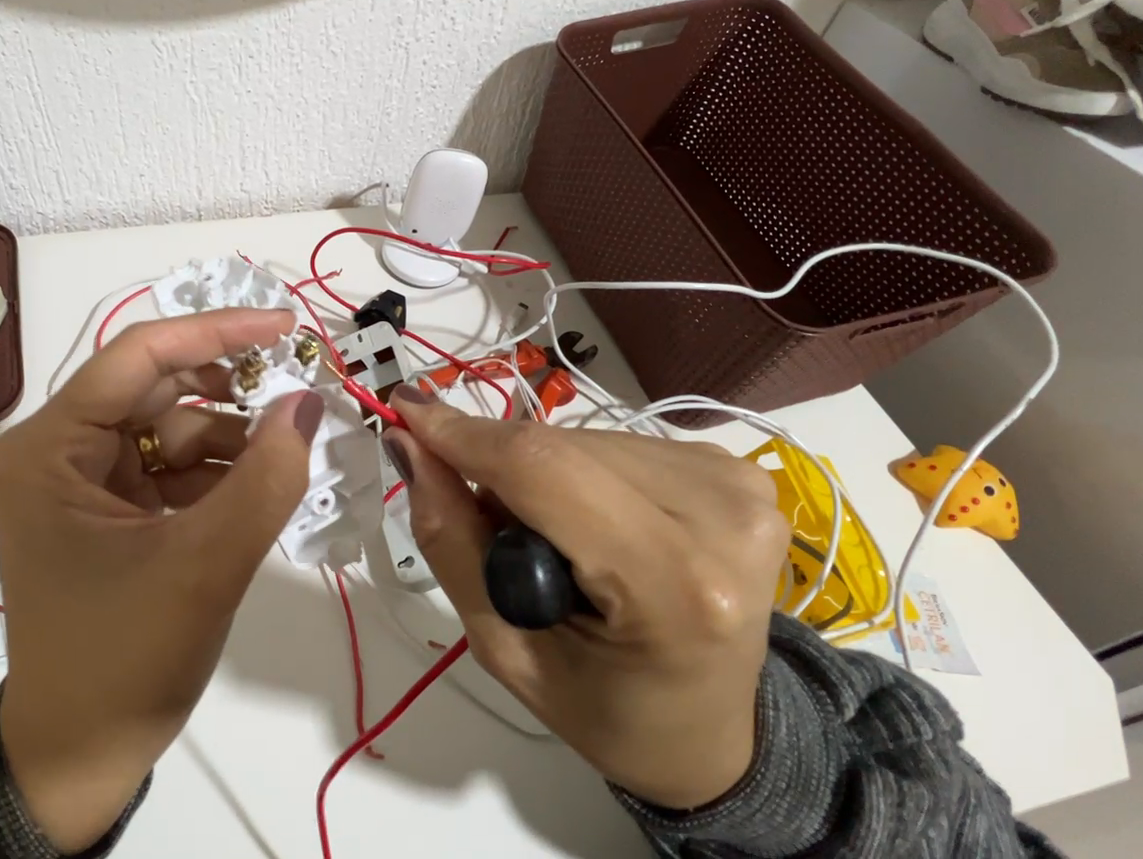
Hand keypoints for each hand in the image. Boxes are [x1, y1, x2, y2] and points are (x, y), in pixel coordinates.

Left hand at [0, 309, 322, 850]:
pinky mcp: (108, 510)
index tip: (286, 325)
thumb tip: (309, 402)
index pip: (137, 357)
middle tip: (299, 391)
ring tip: (288, 453)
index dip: (216, 332)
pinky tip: (261, 482)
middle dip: (229, 389)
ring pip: (169, 428)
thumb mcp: (206, 564)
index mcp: (49, 449)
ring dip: (231, 436)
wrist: (80, 756)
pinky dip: (218, 471)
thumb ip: (266, 477)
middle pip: (155, 389)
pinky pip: (170, 468)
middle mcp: (55, 451)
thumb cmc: (125, 659)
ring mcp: (80, 481)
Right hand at [382, 388, 786, 809]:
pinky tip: (594, 525)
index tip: (402, 410)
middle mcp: (722, 517)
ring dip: (541, 474)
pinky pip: (616, 443)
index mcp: (674, 586)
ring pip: (583, 439)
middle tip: (490, 529)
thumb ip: (452, 541)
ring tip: (551, 542)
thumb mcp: (506, 650)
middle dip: (500, 471)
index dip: (464, 435)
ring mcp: (740, 485)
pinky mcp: (740, 469)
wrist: (710, 731)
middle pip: (560, 450)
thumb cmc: (605, 708)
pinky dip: (581, 474)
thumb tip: (410, 445)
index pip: (545, 471)